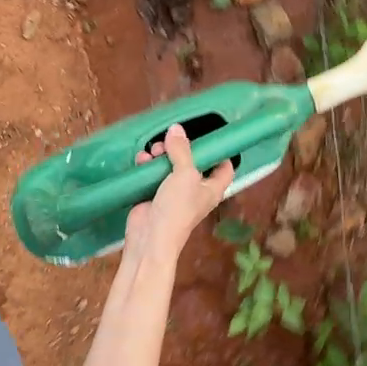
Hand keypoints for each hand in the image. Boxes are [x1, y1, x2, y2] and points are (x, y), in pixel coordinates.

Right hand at [124, 123, 233, 254]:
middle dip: (180, 149)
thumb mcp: (185, 174)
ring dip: (160, 156)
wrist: (150, 237)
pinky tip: (141, 161)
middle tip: (168, 142)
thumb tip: (176, 128)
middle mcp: (194, 189)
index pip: (224, 168)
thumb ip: (182, 150)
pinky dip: (147, 166)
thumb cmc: (177, 207)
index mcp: (211, 188)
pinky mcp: (153, 195)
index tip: (207, 137)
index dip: (220, 152)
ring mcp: (173, 193)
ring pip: (169, 166)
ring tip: (152, 152)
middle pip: (191, 162)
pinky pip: (152, 175)